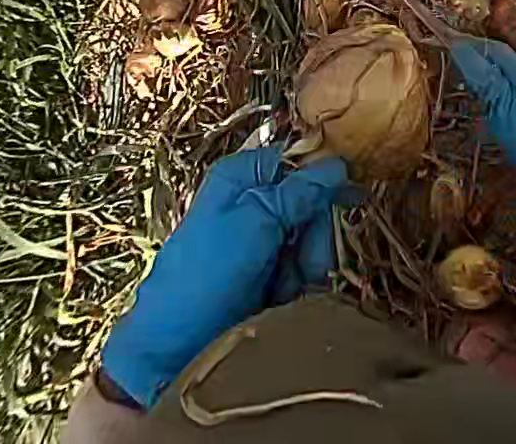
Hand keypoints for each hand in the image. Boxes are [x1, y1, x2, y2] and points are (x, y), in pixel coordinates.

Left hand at [100, 148, 347, 406]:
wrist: (170, 358)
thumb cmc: (205, 277)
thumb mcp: (254, 221)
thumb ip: (299, 190)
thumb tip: (339, 164)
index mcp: (242, 177)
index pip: (298, 157)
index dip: (323, 172)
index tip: (345, 191)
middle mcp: (254, 201)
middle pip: (312, 198)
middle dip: (317, 229)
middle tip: (304, 257)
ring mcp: (264, 239)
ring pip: (315, 234)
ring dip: (311, 260)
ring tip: (288, 286)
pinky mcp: (271, 273)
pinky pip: (307, 264)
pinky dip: (303, 281)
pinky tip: (286, 298)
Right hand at [450, 39, 515, 257]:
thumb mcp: (515, 134)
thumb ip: (492, 94)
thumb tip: (469, 59)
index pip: (490, 52)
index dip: (466, 48)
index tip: (446, 43)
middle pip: (508, 61)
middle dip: (484, 66)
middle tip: (463, 80)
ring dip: (506, 84)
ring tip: (491, 109)